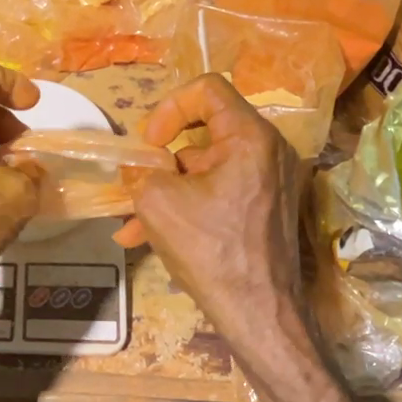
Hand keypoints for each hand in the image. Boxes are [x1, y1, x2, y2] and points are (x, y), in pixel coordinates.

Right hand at [117, 75, 306, 345]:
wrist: (258, 313)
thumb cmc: (210, 249)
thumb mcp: (157, 202)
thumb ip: (140, 171)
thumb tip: (137, 166)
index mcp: (250, 137)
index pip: (207, 89)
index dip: (169, 107)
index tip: (150, 144)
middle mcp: (269, 151)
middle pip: (204, 132)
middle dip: (162, 158)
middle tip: (137, 180)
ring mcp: (271, 181)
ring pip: (206, 168)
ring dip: (167, 190)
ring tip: (130, 222)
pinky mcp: (267, 208)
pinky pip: (219, 191)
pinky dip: (188, 205)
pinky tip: (148, 236)